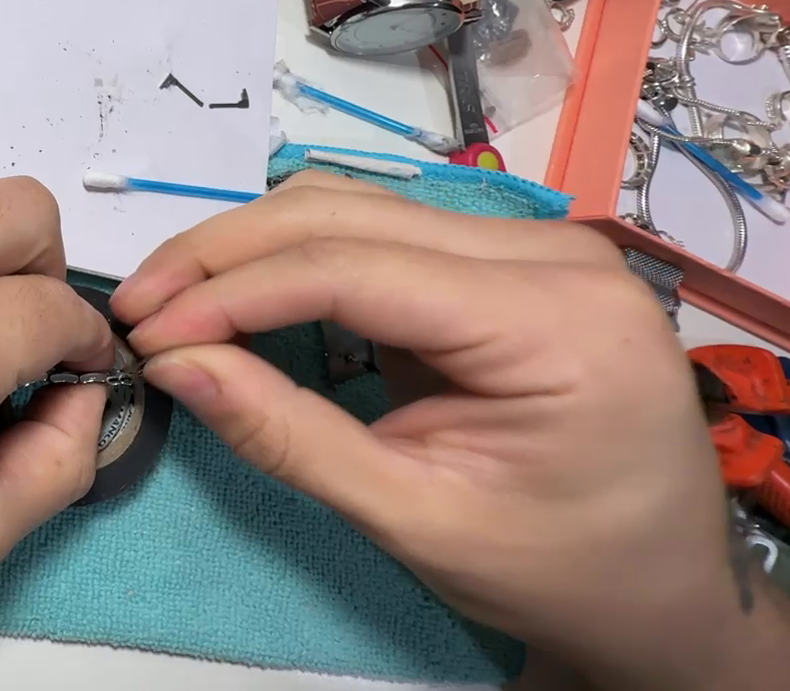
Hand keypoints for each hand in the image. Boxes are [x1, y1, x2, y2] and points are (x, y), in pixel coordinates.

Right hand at [112, 171, 789, 690]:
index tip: (147, 333)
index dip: (228, 294)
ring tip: (169, 295)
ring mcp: (512, 240)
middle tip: (137, 305)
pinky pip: (350, 221)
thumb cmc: (552, 569)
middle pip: (331, 214)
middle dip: (214, 256)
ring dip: (234, 243)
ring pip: (331, 202)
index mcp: (554, 322)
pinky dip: (270, 249)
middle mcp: (541, 251)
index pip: (348, 270)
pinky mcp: (475, 250)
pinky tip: (226, 285)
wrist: (652, 587)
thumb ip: (285, 435)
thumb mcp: (412, 520)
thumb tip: (171, 364)